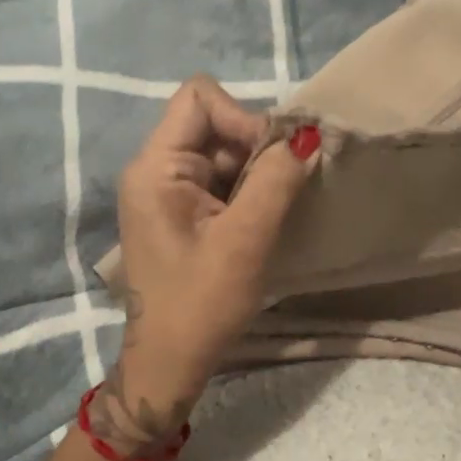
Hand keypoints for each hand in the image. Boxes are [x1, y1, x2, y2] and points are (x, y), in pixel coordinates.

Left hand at [91, 76, 313, 454]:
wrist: (170, 363)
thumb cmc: (202, 304)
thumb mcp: (245, 241)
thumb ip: (275, 180)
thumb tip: (306, 135)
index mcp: (155, 167)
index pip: (199, 98)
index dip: (242, 117)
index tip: (268, 163)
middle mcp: (154, 170)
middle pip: (212, 123)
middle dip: (253, 149)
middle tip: (278, 193)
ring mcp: (165, 192)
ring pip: (220, 153)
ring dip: (253, 174)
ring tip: (270, 214)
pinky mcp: (179, 214)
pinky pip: (218, 181)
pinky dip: (245, 193)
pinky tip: (259, 223)